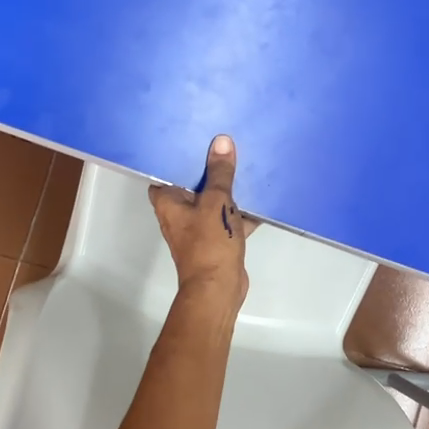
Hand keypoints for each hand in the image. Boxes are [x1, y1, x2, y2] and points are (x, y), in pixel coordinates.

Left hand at [148, 134, 255, 306]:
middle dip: (211, 170)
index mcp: (168, 203)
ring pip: (214, 203)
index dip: (179, 157)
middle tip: (226, 146)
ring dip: (229, 191)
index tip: (196, 140)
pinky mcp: (217, 241)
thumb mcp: (217, 201)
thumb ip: (221, 172)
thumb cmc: (209, 242)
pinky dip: (241, 212)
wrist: (219, 288)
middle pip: (194, 186)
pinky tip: (261, 197)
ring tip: (246, 164)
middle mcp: (179, 215)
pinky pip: (228, 219)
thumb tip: (221, 141)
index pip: (167, 172)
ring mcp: (198, 229)